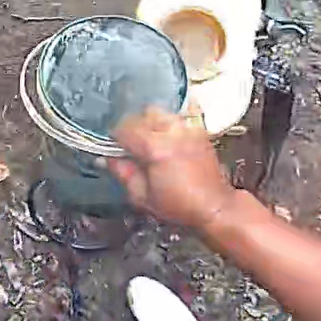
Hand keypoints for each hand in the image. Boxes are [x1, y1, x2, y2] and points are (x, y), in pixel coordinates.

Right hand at [109, 105, 234, 227]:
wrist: (216, 208)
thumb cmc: (178, 206)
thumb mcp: (141, 196)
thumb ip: (121, 172)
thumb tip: (105, 157)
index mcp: (156, 149)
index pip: (123, 130)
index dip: (114, 140)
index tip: (114, 150)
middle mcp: (172, 133)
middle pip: (139, 116)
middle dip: (130, 129)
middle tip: (130, 147)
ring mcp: (187, 129)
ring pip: (156, 112)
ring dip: (147, 123)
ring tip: (148, 140)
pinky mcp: (198, 130)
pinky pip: (174, 117)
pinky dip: (164, 123)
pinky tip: (164, 137)